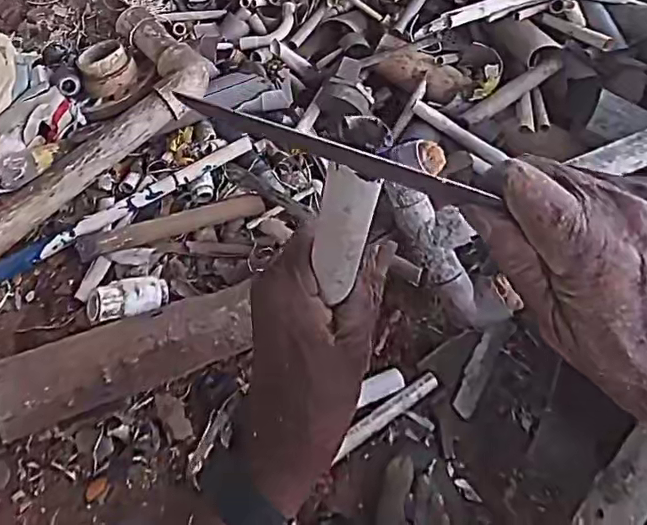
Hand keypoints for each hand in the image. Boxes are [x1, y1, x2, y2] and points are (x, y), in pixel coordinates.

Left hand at [235, 228, 394, 516]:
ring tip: (343, 321)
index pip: (322, 224)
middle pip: (319, 238)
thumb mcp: (355, 346)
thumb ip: (367, 289)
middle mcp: (270, 278)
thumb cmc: (313, 408)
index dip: (351, 218)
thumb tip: (380, 251)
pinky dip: (323, 288)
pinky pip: (303, 275)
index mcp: (289, 284)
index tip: (371, 202)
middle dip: (346, 259)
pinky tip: (331, 324)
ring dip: (336, 276)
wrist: (281, 444)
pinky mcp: (269, 301)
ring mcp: (266, 289)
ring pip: (313, 257)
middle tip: (358, 297)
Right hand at [464, 161, 646, 448]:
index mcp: (583, 239)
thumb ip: (513, 258)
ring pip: (576, 175)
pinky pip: (614, 184)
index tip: (487, 202)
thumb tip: (482, 217)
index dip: (492, 188)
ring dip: (566, 203)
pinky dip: (603, 207)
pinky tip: (618, 249)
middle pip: (542, 168)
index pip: (513, 172)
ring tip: (586, 254)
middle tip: (535, 242)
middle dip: (526, 198)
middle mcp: (619, 206)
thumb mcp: (560, 327)